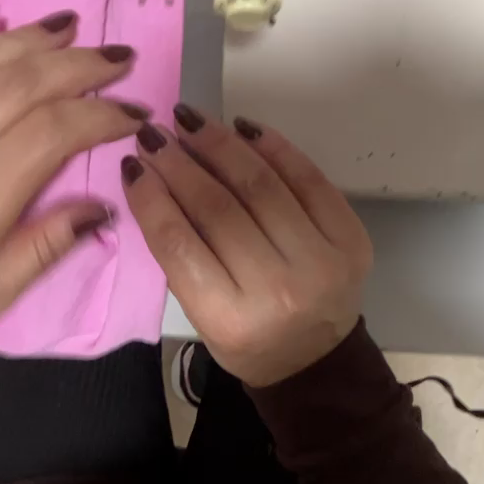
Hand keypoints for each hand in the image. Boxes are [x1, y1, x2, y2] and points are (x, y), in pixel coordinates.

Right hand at [121, 108, 371, 386]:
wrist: (316, 362)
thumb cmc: (248, 342)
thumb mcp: (204, 319)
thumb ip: (184, 261)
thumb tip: (158, 182)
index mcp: (231, 321)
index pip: (180, 246)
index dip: (152, 200)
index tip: (133, 165)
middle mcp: (277, 291)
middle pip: (219, 210)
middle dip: (180, 164)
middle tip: (155, 135)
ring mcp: (320, 263)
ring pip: (262, 186)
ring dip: (220, 145)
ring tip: (191, 121)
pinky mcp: (350, 240)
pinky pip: (308, 179)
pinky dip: (273, 147)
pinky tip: (241, 129)